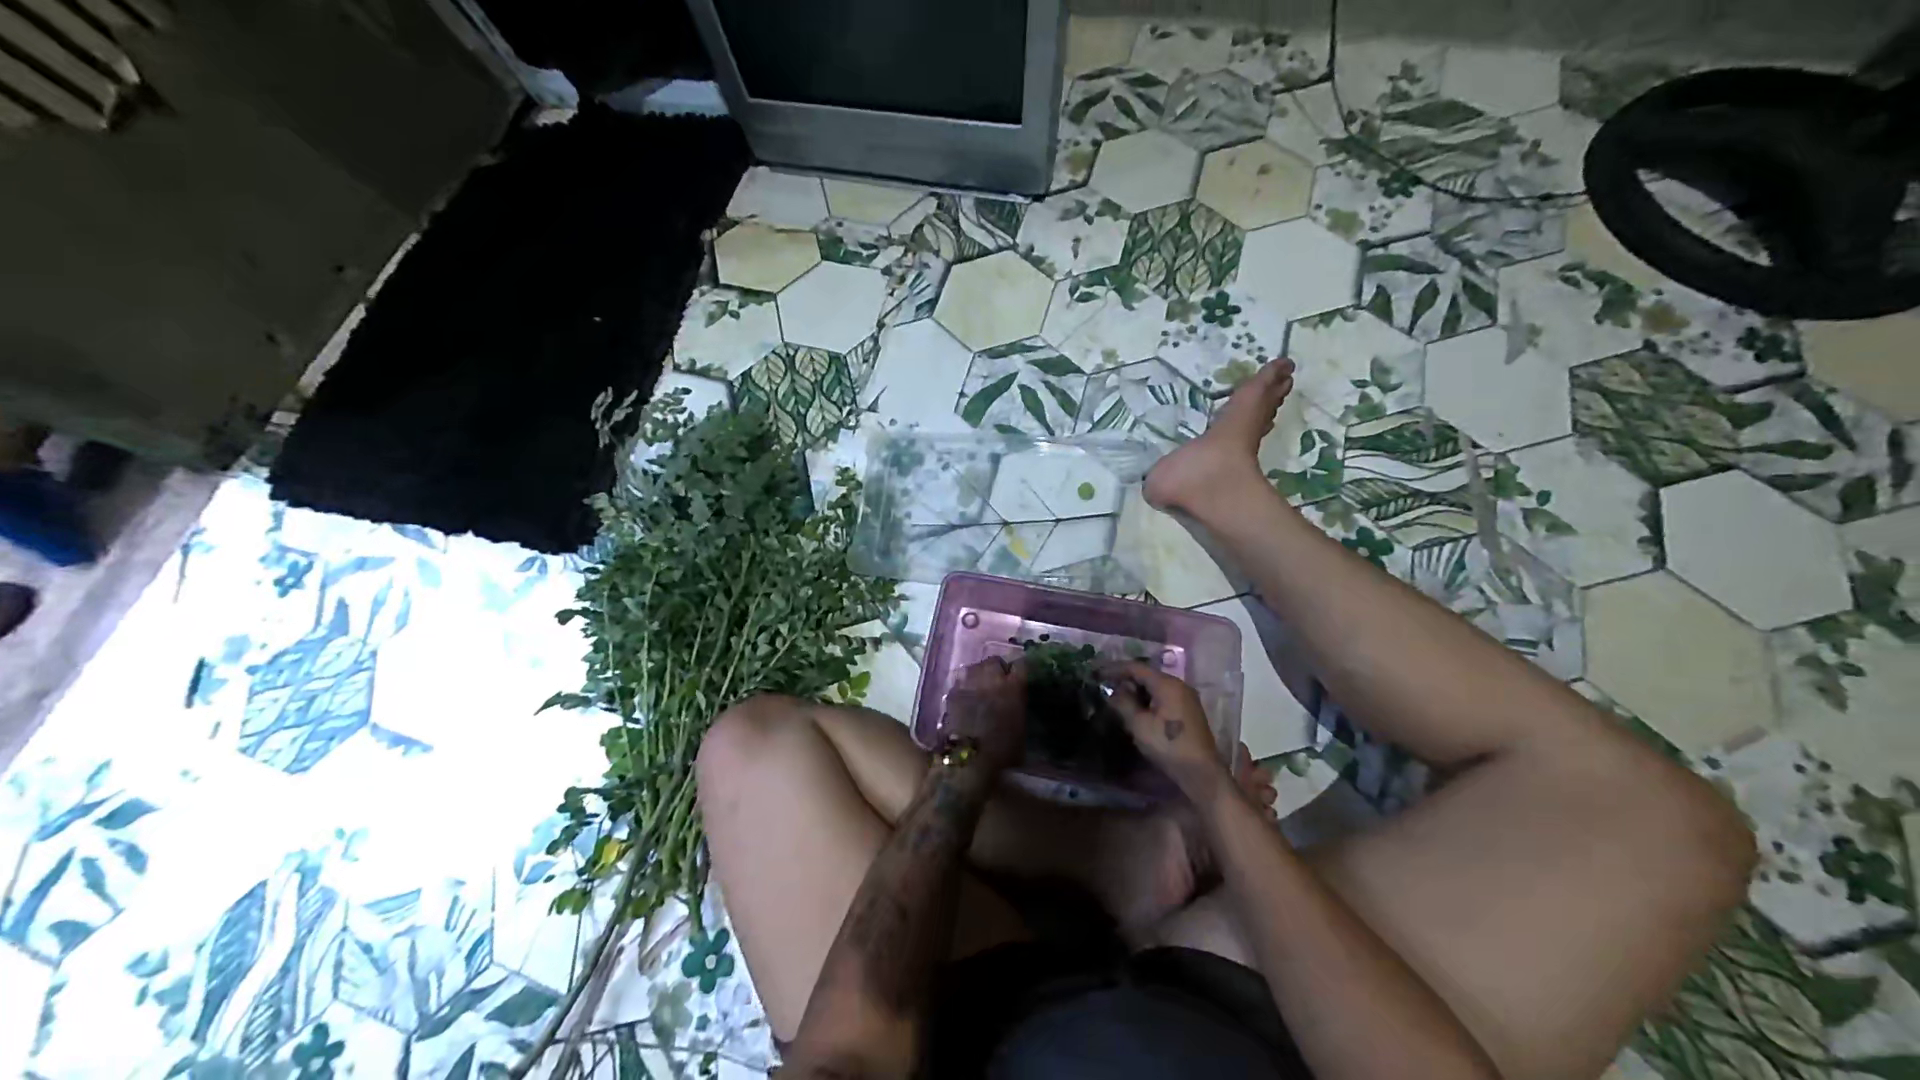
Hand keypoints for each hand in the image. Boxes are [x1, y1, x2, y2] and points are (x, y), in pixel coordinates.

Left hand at [943, 656, 1027, 774]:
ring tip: (979, 689)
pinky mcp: (951, 692)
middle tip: (997, 683)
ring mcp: (968, 682)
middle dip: (996, 669)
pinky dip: (964, 687)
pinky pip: (961, 682)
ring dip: (978, 675)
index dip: (1019, 670)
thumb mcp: (1021, 725)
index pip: (1020, 664)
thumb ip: (1019, 703)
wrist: (970, 760)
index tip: (1018, 677)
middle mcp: (991, 677)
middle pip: (994, 661)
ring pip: (975, 668)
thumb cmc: (1004, 750)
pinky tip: (965, 699)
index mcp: (1014, 685)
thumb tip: (1016, 696)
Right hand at [1100, 661, 1230, 798]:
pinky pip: (1163, 696)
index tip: (1097, 672)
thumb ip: (1123, 703)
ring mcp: (1186, 698)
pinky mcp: (1188, 711)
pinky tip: (1137, 709)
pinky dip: (1148, 698)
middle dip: (1125, 679)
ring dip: (1136, 690)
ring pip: (1155, 686)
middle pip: (1147, 675)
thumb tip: (1113, 690)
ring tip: (1118, 698)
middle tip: (1106, 686)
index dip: (1115, 668)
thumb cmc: (1168, 745)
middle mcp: (1179, 685)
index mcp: (1167, 684)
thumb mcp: (1139, 724)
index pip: (1136, 667)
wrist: (1201, 772)